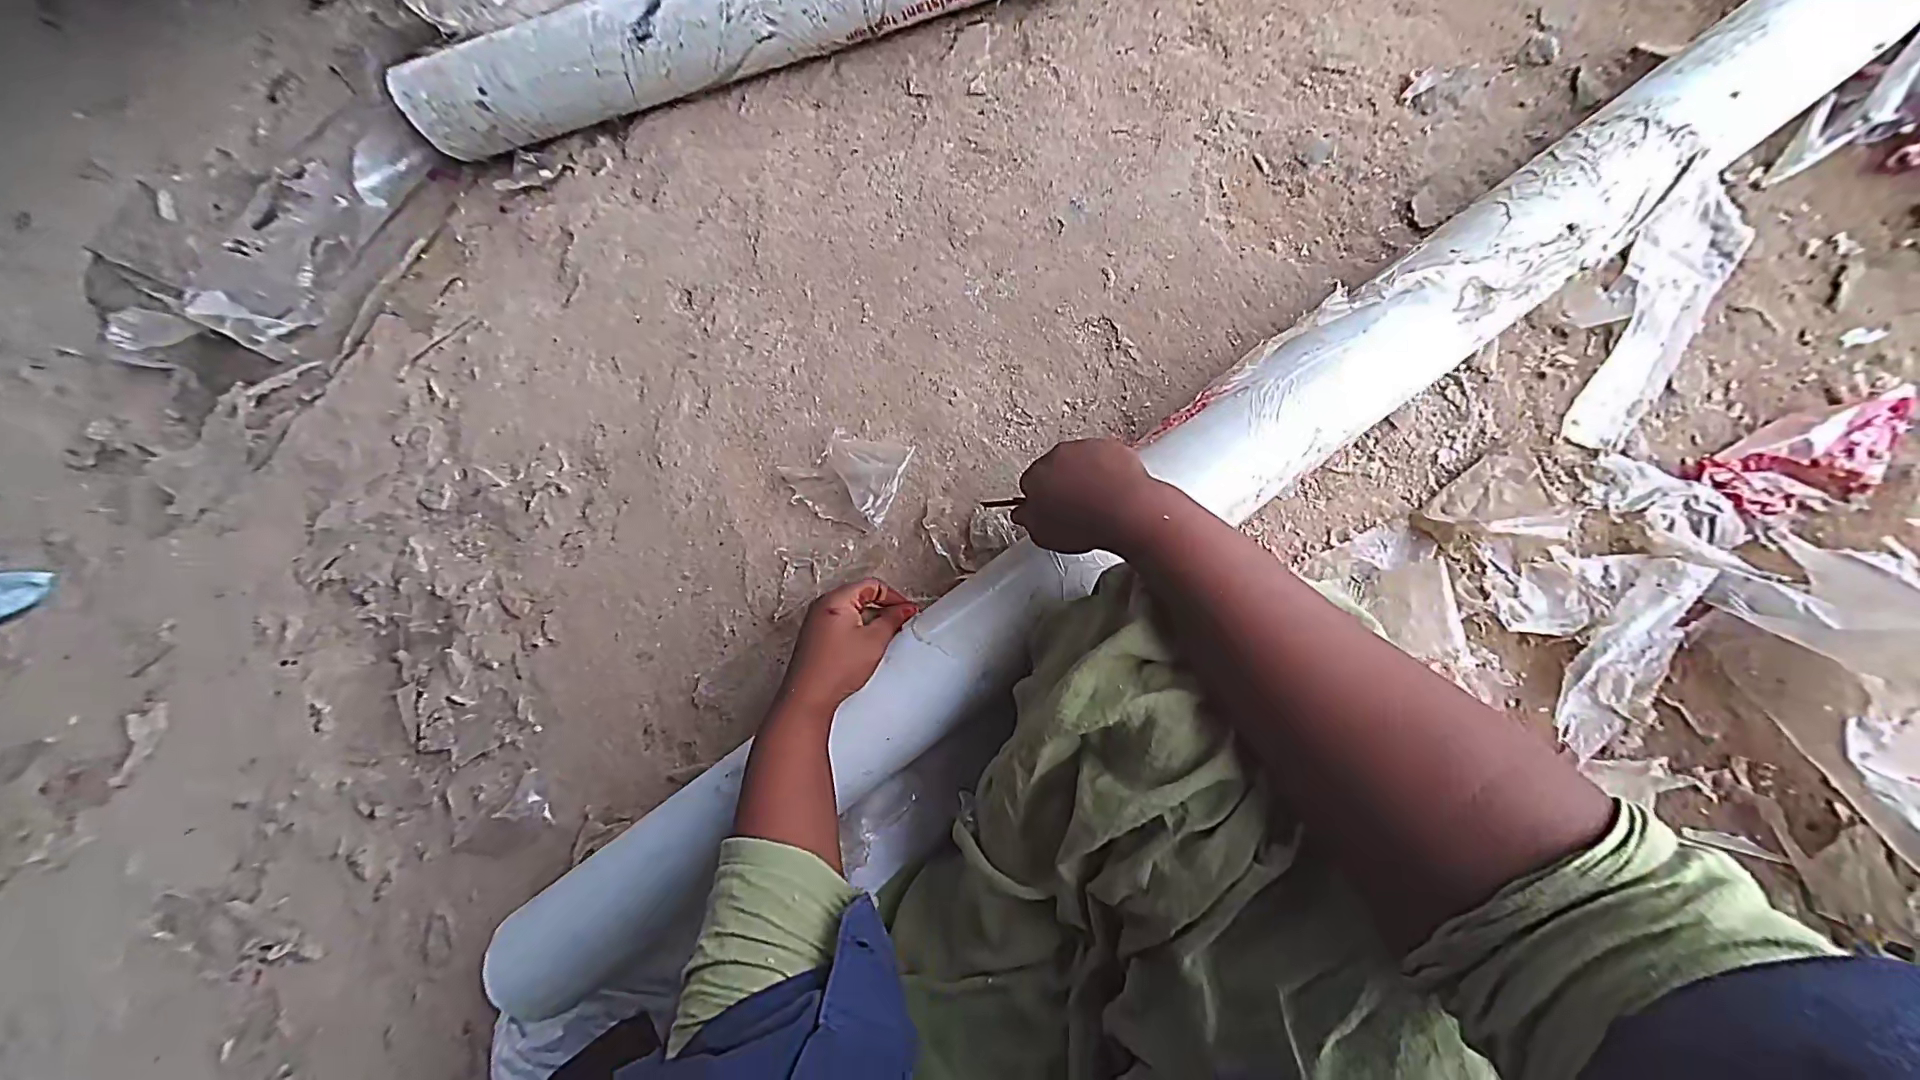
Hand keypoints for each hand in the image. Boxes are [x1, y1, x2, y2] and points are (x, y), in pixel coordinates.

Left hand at [775, 578, 917, 711]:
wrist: (810, 697)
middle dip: (883, 609)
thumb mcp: (876, 640)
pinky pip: (842, 626)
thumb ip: (894, 619)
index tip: (906, 610)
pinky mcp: (816, 638)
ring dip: (871, 621)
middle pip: (861, 596)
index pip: (871, 585)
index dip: (893, 597)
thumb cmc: (834, 670)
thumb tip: (903, 610)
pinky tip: (866, 649)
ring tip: (883, 639)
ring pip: (852, 612)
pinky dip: (858, 631)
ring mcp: (816, 623)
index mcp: (835, 599)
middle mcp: (822, 606)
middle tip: (898, 623)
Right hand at [1012, 439, 1172, 554]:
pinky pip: (1105, 456)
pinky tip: (1114, 489)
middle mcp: (1057, 456)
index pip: (1030, 482)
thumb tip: (1023, 514)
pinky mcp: (1110, 447)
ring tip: (1097, 499)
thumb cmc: (1086, 523)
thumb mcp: (1044, 533)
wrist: (1125, 512)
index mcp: (1036, 476)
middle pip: (1054, 466)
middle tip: (1075, 505)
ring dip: (1086, 473)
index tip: (1051, 507)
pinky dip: (1108, 468)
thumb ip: (1028, 519)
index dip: (1042, 497)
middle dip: (1062, 482)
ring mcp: (1085, 449)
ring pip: (1080, 459)